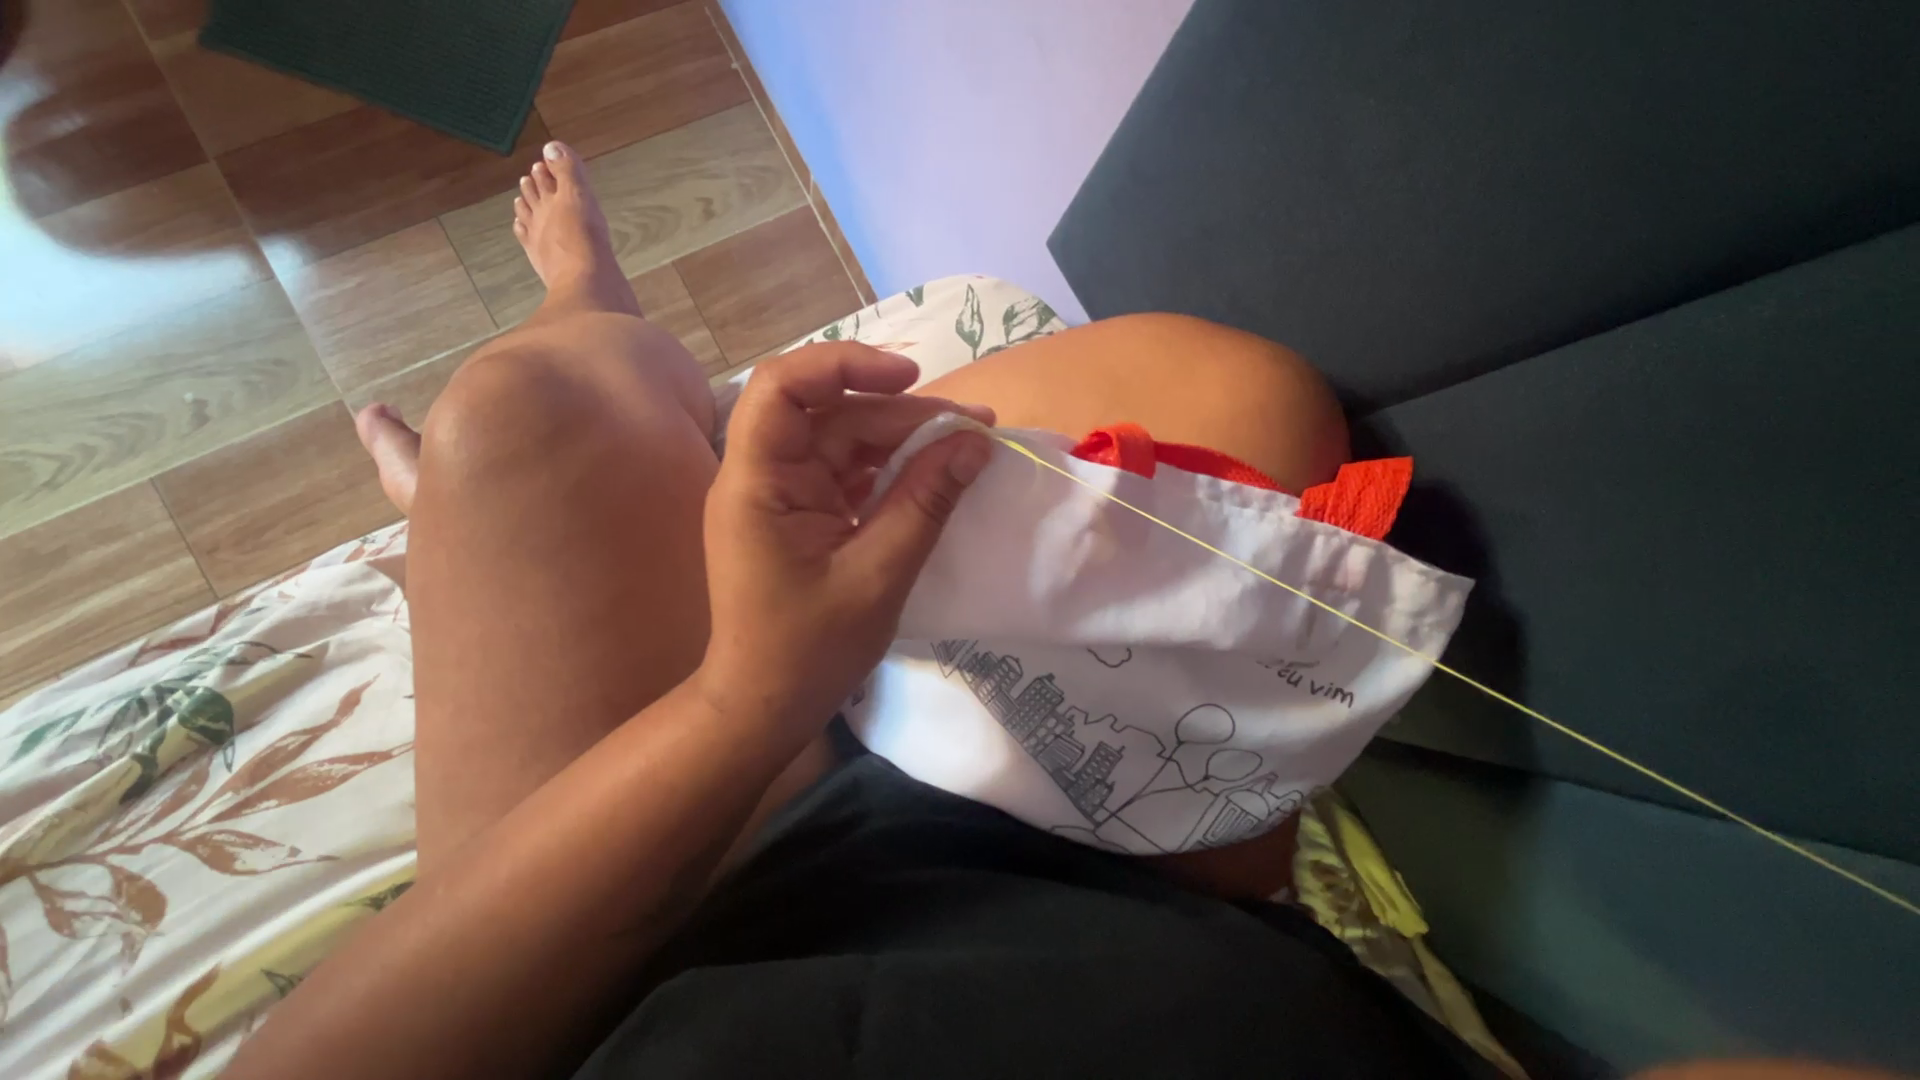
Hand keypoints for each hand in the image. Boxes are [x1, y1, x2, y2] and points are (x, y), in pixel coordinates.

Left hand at [696, 343, 993, 733]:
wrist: (765, 705)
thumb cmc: (810, 649)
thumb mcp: (879, 574)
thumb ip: (925, 502)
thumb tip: (975, 441)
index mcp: (758, 481)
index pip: (783, 386)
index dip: (845, 364)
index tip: (911, 377)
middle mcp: (763, 474)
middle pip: (831, 412)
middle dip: (902, 413)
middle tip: (975, 428)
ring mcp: (784, 493)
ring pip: (845, 439)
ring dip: (904, 439)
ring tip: (969, 446)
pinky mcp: (803, 513)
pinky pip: (849, 472)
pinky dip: (892, 470)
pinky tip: (936, 474)